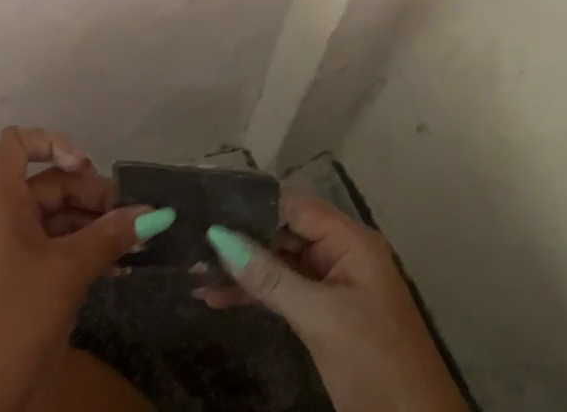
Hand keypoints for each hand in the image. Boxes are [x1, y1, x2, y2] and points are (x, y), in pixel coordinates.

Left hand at [0, 127, 160, 411]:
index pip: (16, 144)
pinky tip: (122, 265)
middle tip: (129, 217)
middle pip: (50, 183)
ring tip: (135, 243)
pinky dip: (89, 250)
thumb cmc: (16, 315)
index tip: (86, 167)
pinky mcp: (28, 280)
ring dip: (97, 225)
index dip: (53, 143)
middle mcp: (6, 218)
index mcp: (1, 202)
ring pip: (60, 218)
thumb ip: (110, 236)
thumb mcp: (67, 270)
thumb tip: (154, 213)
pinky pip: (61, 249)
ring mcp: (16, 250)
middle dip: (91, 194)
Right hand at [198, 193, 464, 411]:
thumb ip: (270, 277)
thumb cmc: (375, 362)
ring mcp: (333, 285)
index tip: (207, 206)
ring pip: (279, 264)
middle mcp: (342, 254)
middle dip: (240, 239)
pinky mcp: (325, 314)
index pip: (294, 206)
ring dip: (240, 270)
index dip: (252, 205)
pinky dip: (253, 294)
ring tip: (194, 274)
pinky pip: (283, 291)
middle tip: (191, 242)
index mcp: (351, 242)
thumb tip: (219, 236)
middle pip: (283, 232)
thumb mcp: (320, 317)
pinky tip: (216, 297)